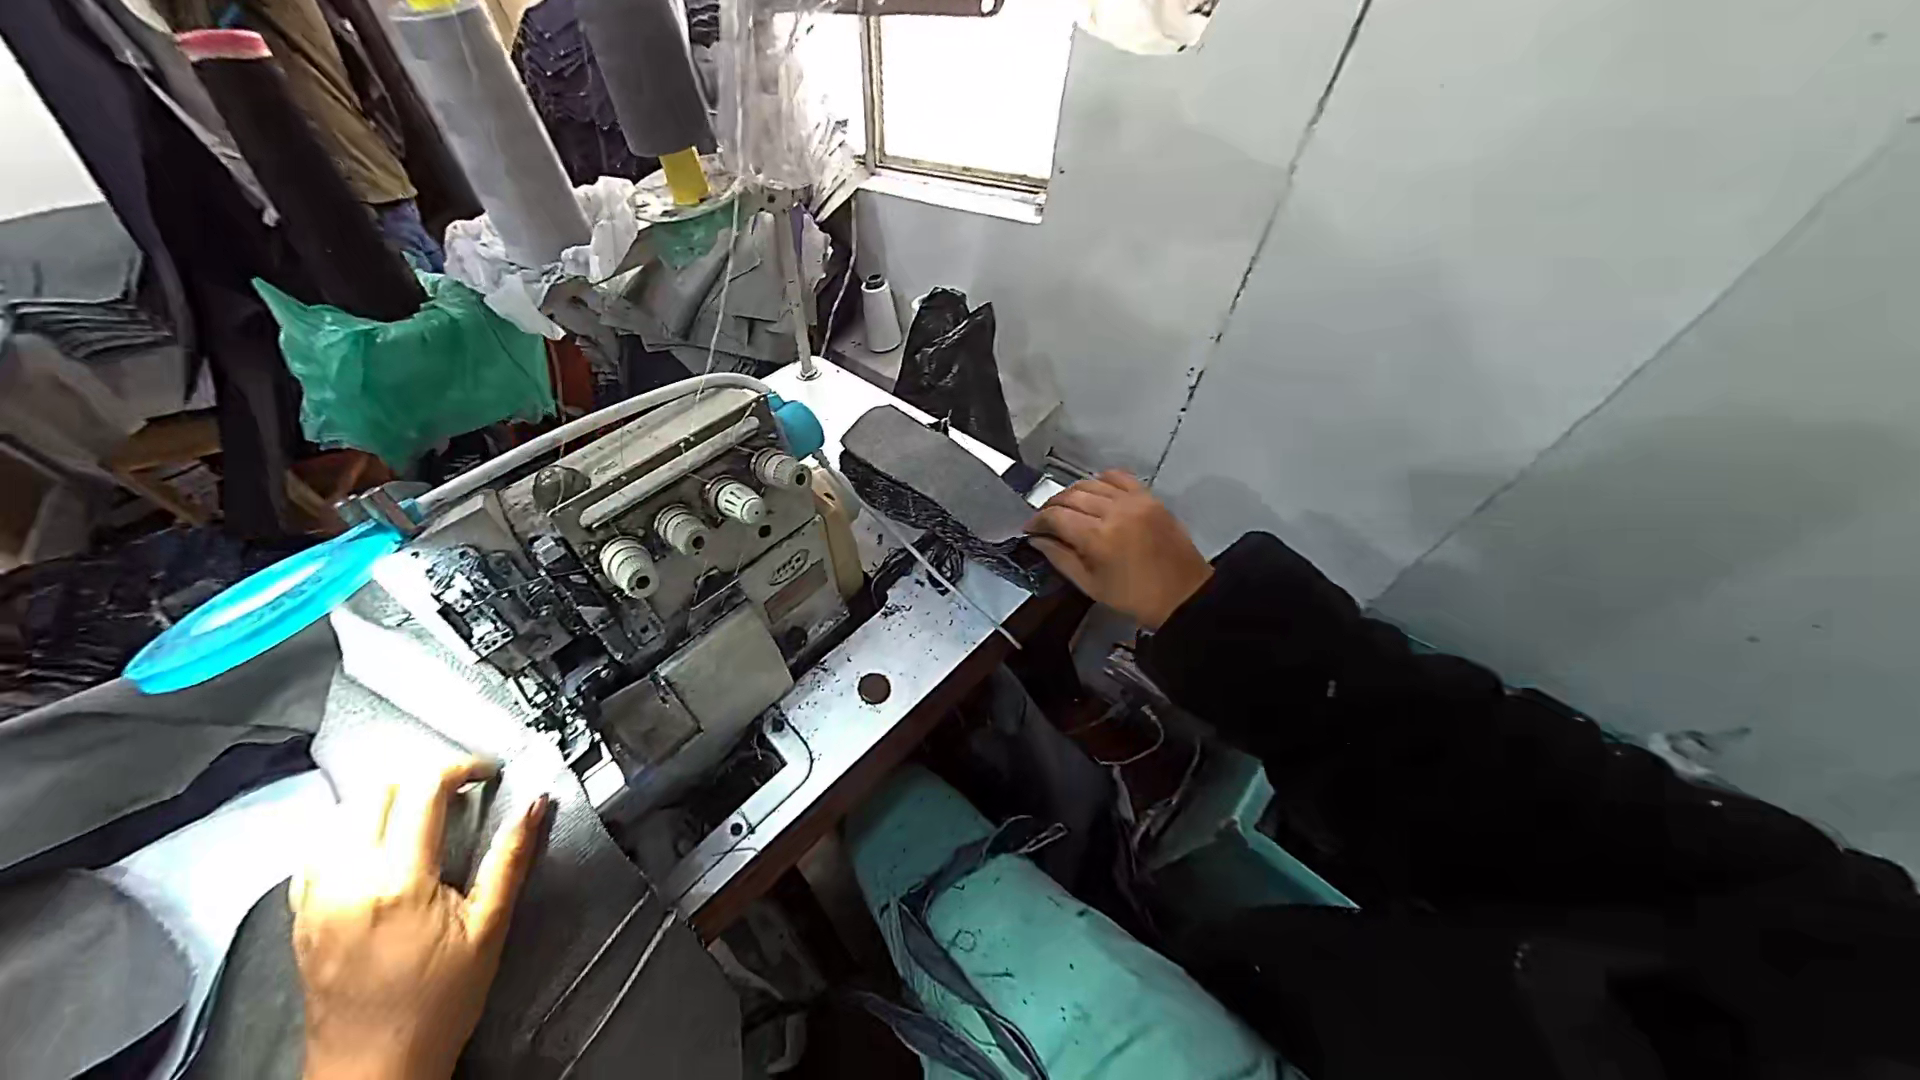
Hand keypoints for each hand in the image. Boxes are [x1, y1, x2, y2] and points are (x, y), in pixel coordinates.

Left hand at [291, 761, 547, 1079]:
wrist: (372, 1072)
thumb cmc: (441, 1001)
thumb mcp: (489, 926)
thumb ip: (511, 858)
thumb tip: (536, 805)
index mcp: (397, 883)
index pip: (421, 791)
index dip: (460, 768)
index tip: (487, 774)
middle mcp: (346, 883)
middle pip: (375, 793)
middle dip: (424, 779)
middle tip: (460, 791)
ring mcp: (315, 901)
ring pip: (340, 816)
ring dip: (386, 801)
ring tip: (424, 814)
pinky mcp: (301, 918)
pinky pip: (316, 851)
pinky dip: (351, 831)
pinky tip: (379, 844)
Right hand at [1026, 470, 1213, 629]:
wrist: (1184, 595)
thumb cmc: (1135, 597)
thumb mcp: (1090, 585)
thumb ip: (1059, 558)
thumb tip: (1037, 540)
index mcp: (1098, 537)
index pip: (1055, 516)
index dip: (1037, 521)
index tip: (1030, 528)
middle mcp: (1115, 512)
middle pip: (1070, 496)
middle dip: (1051, 507)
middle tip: (1045, 521)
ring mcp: (1134, 501)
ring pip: (1090, 483)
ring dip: (1072, 493)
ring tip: (1067, 509)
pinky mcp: (1149, 498)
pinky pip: (1118, 477)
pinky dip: (1101, 481)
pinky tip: (1095, 494)